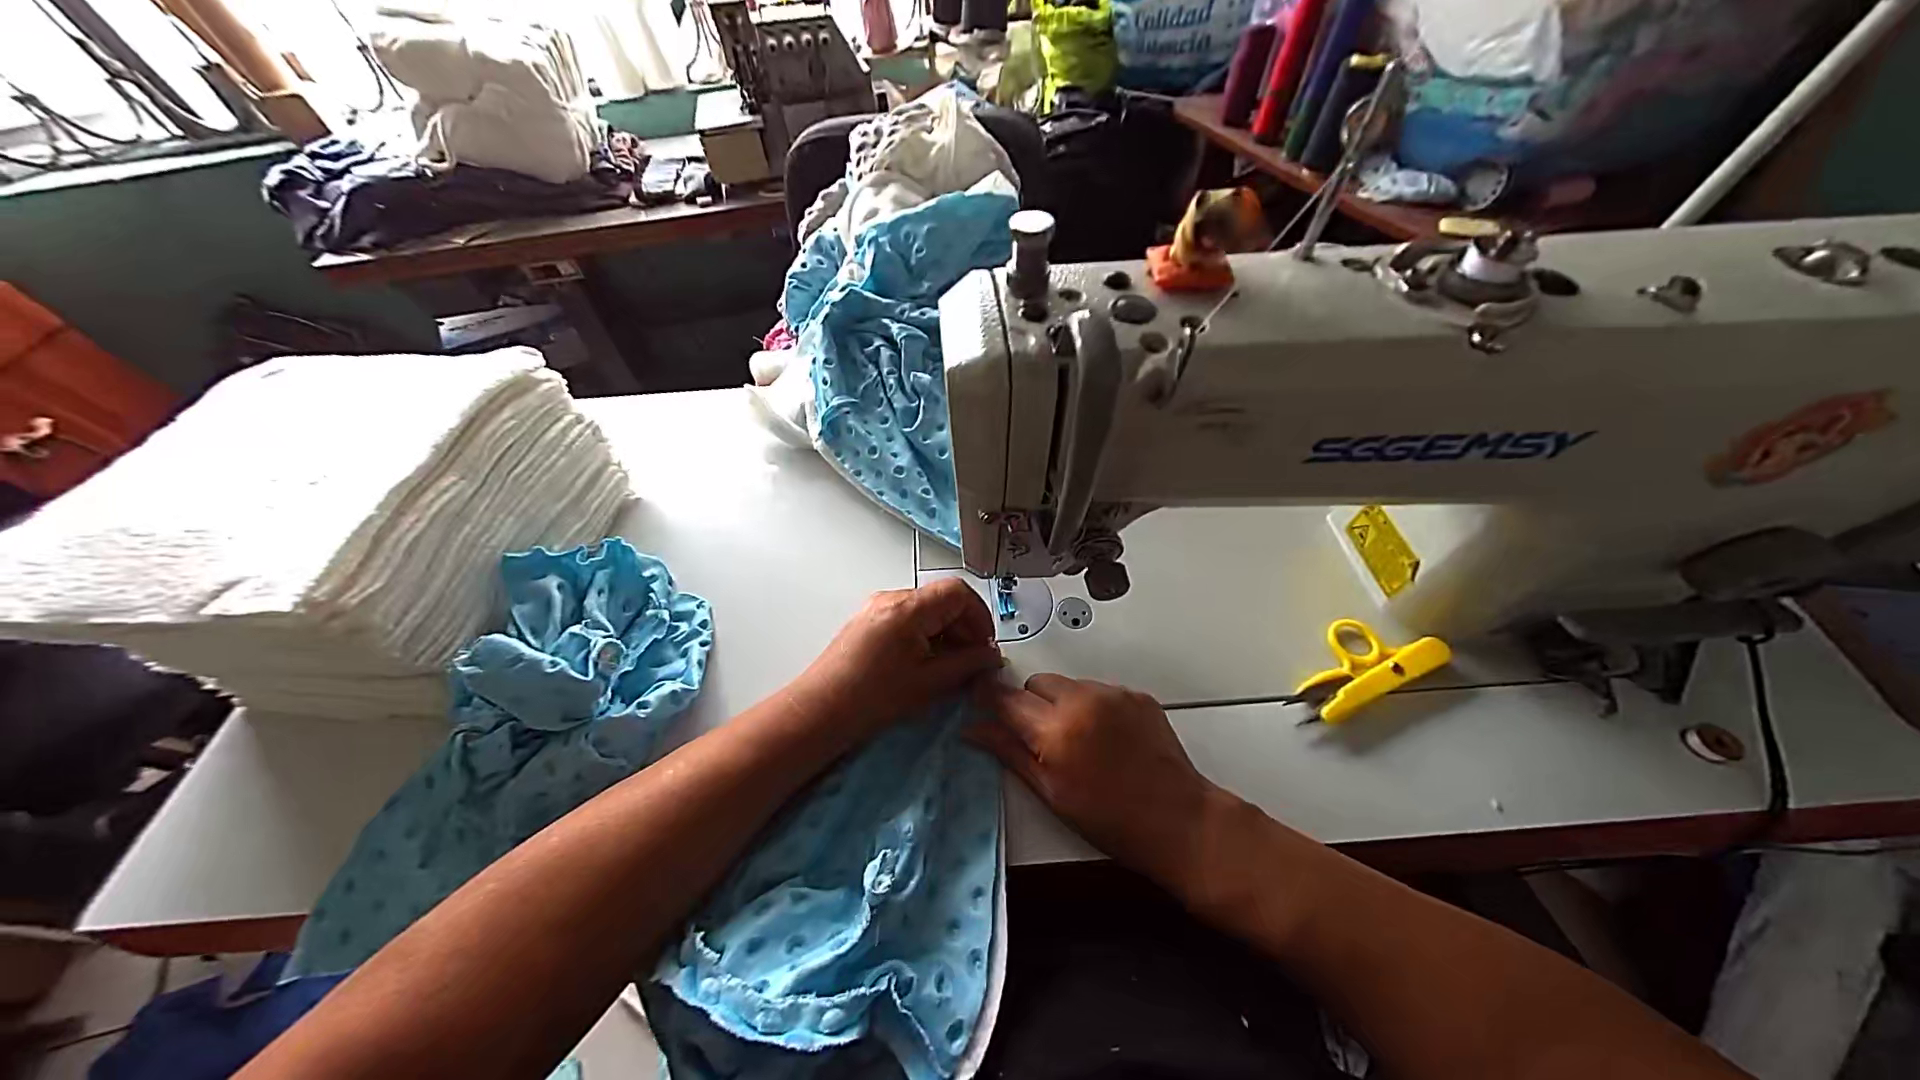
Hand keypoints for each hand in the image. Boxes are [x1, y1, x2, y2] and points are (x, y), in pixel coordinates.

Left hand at [792, 578, 1002, 738]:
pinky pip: (907, 618)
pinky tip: (927, 664)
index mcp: (907, 608)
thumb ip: (967, 664)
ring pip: (926, 609)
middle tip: (973, 658)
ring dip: (945, 631)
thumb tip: (989, 656)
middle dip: (963, 626)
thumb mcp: (929, 683)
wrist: (821, 711)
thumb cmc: (870, 698)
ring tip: (950, 666)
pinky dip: (925, 635)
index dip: (979, 615)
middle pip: (942, 598)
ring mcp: (876, 608)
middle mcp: (890, 599)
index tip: (985, 642)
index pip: (958, 592)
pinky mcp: (868, 621)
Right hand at [971, 674, 1220, 885]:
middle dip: (1028, 703)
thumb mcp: (1049, 792)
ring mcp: (1112, 694)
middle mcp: (1082, 701)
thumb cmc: (1111, 819)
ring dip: (1060, 703)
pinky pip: (1097, 689)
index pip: (1005, 696)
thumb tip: (973, 729)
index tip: (981, 701)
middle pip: (1035, 682)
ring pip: (1066, 684)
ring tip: (1076, 740)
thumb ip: (1008, 752)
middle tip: (1038, 738)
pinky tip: (1103, 736)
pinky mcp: (1135, 694)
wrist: (1177, 820)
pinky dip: (1091, 705)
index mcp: (1055, 729)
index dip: (988, 697)